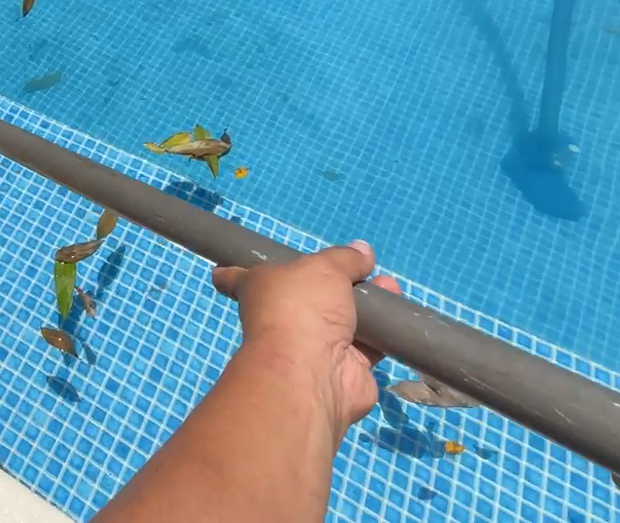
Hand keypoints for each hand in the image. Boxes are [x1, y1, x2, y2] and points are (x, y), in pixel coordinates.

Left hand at [211, 240, 400, 429]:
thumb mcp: (322, 269)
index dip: (230, 270)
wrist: (314, 369)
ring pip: (339, 318)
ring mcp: (310, 342)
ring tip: (390, 286)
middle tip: (360, 270)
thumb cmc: (300, 307)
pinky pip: (364, 345)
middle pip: (301, 295)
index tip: (221, 267)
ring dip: (364, 304)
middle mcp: (278, 313)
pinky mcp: (343, 366)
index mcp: (256, 285)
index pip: (234, 276)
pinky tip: (398, 317)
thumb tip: (362, 250)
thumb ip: (343, 259)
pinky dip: (381, 333)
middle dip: (331, 283)